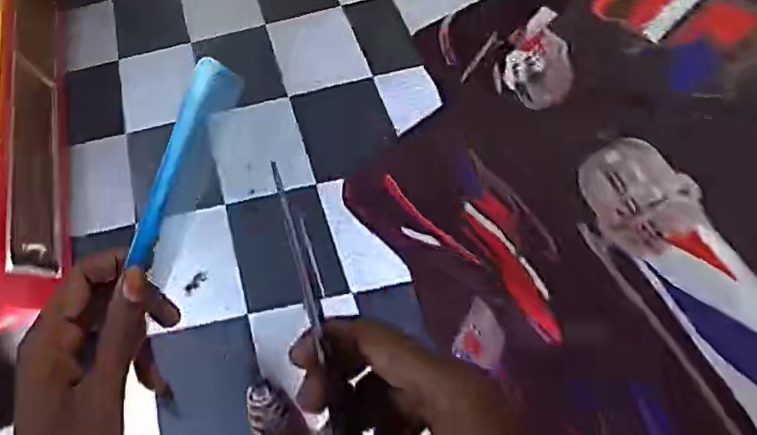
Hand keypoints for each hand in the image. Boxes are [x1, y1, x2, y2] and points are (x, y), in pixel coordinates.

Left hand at [16, 250, 180, 434]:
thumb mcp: (104, 391)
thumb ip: (120, 330)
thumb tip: (136, 273)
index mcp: (47, 335)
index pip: (82, 276)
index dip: (117, 263)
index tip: (154, 266)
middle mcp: (50, 340)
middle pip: (95, 299)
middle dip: (134, 306)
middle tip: (170, 316)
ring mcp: (58, 362)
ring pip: (103, 326)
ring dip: (136, 339)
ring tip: (158, 368)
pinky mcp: (69, 383)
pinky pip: (102, 353)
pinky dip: (128, 360)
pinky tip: (149, 382)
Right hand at [290, 318, 520, 434]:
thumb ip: (324, 431)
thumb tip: (267, 407)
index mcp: (449, 383)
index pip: (372, 333)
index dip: (325, 341)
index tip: (295, 367)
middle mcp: (468, 386)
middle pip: (386, 359)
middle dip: (343, 381)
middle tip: (313, 410)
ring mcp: (483, 412)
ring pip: (406, 391)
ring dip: (365, 409)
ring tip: (339, 432)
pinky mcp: (488, 432)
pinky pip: (430, 416)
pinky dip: (396, 427)